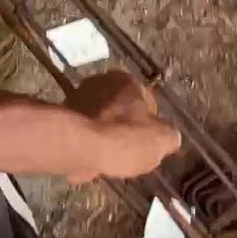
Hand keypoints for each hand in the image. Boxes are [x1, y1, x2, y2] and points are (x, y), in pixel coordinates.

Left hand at [63, 70, 181, 181]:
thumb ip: (169, 135)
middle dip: (127, 125)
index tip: (151, 141)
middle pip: (122, 107)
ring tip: (114, 157)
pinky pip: (86, 127)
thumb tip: (170, 136)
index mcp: (126, 80)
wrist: (82, 145)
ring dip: (108, 133)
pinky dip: (92, 140)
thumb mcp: (161, 141)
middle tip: (132, 149)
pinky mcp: (66, 112)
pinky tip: (97, 157)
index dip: (151, 122)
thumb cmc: (126, 138)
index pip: (146, 99)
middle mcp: (101, 80)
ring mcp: (81, 94)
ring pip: (103, 116)